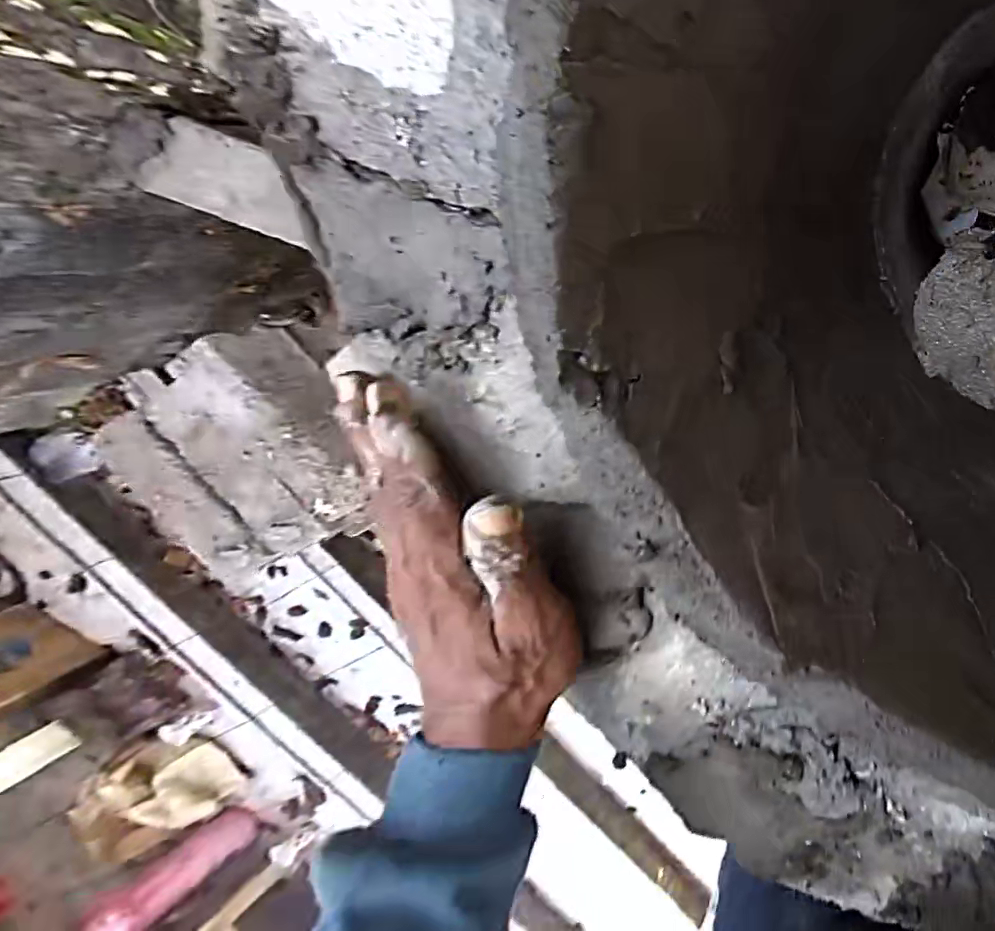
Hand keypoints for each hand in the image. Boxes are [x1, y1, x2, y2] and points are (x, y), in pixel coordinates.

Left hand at [334, 373, 581, 750]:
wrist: (482, 722)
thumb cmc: (520, 669)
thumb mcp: (532, 623)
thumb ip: (511, 566)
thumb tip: (493, 508)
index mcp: (443, 570)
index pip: (420, 498)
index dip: (407, 449)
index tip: (391, 402)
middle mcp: (414, 563)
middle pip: (386, 488)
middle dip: (370, 432)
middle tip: (353, 380)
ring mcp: (408, 570)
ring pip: (381, 497)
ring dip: (368, 447)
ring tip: (357, 403)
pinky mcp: (414, 576)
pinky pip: (390, 513)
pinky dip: (380, 476)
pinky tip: (382, 461)